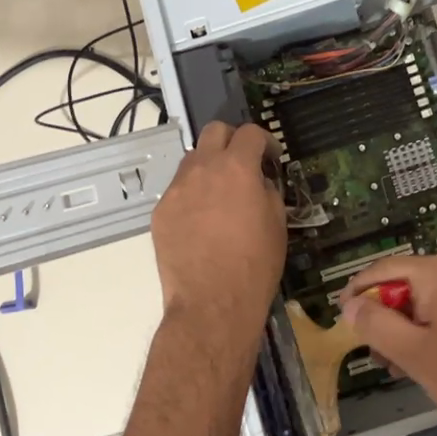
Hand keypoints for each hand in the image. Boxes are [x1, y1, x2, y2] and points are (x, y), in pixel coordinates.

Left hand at [151, 122, 284, 346]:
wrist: (212, 304)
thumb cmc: (254, 265)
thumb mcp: (276, 223)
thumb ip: (268, 191)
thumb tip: (259, 182)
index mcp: (237, 167)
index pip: (250, 133)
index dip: (265, 141)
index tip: (271, 158)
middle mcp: (202, 169)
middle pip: (214, 132)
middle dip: (232, 140)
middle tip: (244, 163)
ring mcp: (176, 189)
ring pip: (192, 160)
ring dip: (209, 166)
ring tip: (221, 195)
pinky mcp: (160, 212)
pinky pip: (179, 191)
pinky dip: (193, 196)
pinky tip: (202, 223)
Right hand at [338, 255, 436, 435]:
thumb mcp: (415, 354)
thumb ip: (377, 325)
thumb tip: (351, 305)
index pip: (384, 269)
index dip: (359, 292)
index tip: (342, 319)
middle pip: (406, 282)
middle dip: (385, 315)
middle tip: (373, 353)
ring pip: (427, 297)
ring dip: (407, 325)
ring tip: (397, 365)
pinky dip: (431, 326)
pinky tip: (426, 360)